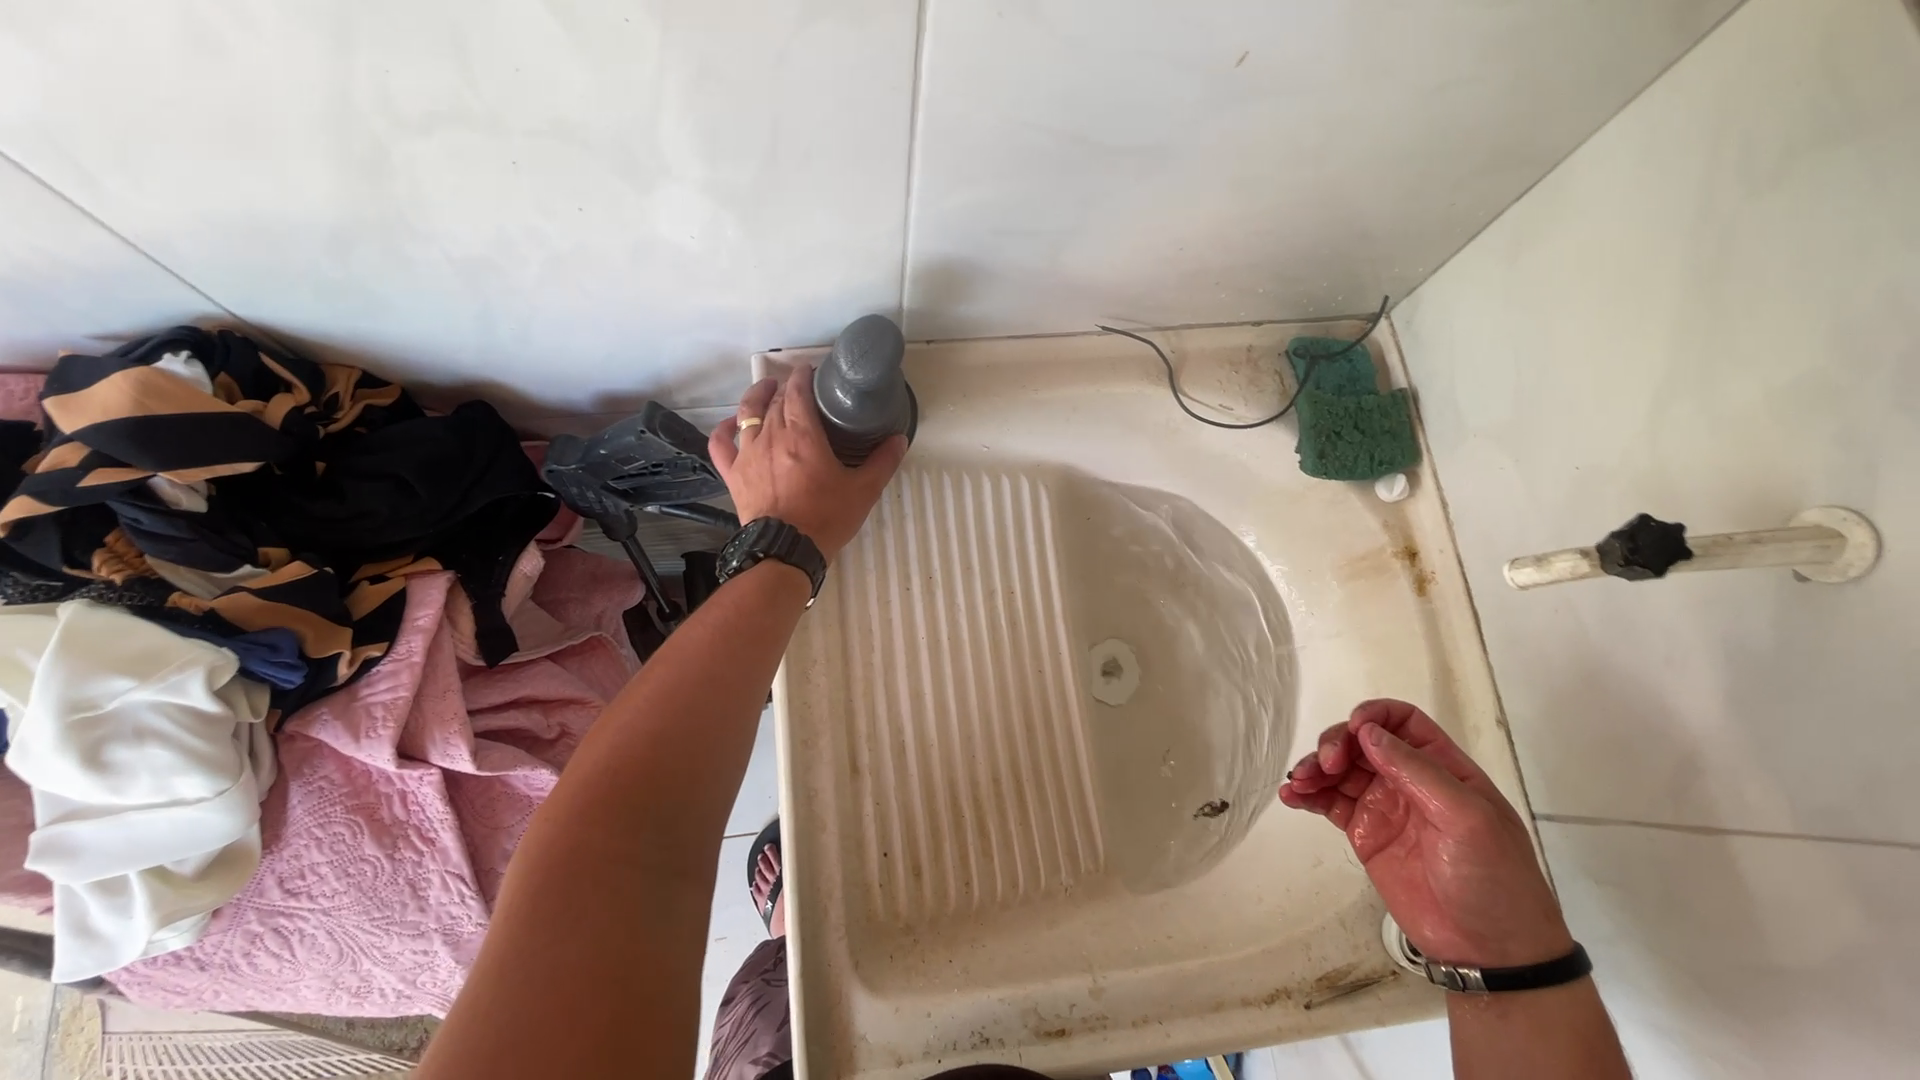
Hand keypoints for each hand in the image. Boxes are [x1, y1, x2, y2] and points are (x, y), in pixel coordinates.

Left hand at [708, 363, 907, 562]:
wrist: (785, 551)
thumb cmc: (825, 519)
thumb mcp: (863, 491)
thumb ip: (883, 462)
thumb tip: (900, 440)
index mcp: (803, 435)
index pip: (798, 392)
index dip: (803, 376)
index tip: (811, 372)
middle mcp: (771, 436)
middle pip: (776, 401)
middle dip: (787, 388)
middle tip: (799, 389)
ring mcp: (748, 454)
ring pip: (747, 413)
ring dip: (757, 397)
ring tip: (766, 391)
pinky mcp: (733, 474)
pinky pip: (721, 443)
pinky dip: (724, 429)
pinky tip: (732, 424)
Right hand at [1279, 699, 1572, 968]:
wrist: (1489, 949)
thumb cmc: (1493, 876)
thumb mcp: (1467, 818)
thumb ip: (1417, 771)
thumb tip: (1367, 732)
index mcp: (1442, 768)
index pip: (1403, 721)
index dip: (1375, 716)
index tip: (1353, 731)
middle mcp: (1409, 780)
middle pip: (1361, 741)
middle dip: (1336, 744)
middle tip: (1326, 767)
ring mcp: (1384, 807)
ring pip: (1339, 770)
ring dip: (1315, 767)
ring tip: (1299, 783)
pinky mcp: (1364, 835)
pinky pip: (1329, 804)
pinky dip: (1307, 796)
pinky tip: (1291, 797)